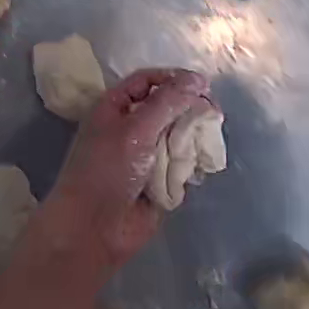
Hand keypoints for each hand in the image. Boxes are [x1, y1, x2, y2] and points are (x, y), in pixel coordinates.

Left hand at [35, 68, 210, 270]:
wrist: (93, 229)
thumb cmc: (107, 170)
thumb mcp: (136, 129)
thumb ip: (167, 102)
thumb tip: (197, 80)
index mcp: (115, 107)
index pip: (147, 80)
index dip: (173, 78)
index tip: (203, 85)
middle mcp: (130, 126)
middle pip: (167, 107)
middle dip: (189, 109)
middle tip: (214, 114)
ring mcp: (145, 154)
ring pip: (177, 135)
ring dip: (192, 137)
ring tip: (209, 139)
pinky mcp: (159, 180)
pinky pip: (181, 164)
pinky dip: (190, 164)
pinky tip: (202, 165)